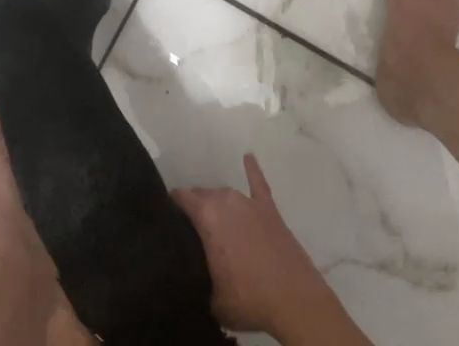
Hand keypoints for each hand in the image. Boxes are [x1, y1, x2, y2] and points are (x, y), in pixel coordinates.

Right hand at [171, 154, 343, 336]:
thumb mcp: (210, 296)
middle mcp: (226, 201)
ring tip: (212, 214)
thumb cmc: (247, 299)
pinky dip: (252, 170)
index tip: (165, 215)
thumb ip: (198, 276)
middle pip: (203, 195)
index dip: (171, 205)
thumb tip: (195, 275)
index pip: (181, 198)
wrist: (294, 301)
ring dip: (218, 202)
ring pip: (226, 194)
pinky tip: (248, 157)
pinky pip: (258, 184)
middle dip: (195, 207)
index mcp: (206, 217)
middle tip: (190, 227)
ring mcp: (250, 204)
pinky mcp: (271, 211)